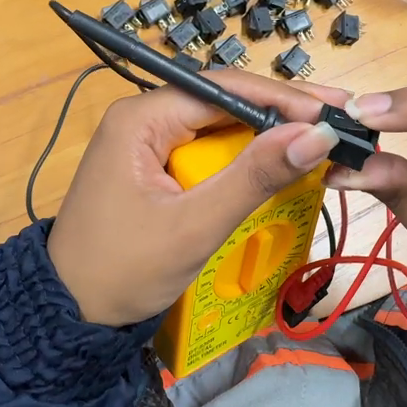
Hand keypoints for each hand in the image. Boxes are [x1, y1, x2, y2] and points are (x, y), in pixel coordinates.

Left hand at [48, 71, 346, 325]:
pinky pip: (207, 153)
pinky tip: (280, 162)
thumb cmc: (124, 271)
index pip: (223, 89)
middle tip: (338, 118)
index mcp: (141, 118)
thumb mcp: (195, 225)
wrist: (68, 317)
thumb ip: (255, 177)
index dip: (281, 97)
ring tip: (320, 137)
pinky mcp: (153, 168)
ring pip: (219, 127)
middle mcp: (143, 118)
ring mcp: (147, 143)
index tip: (332, 110)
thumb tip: (317, 134)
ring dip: (266, 135)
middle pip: (223, 103)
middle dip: (280, 112)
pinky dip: (244, 160)